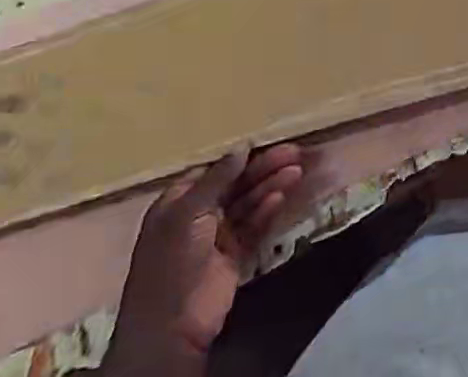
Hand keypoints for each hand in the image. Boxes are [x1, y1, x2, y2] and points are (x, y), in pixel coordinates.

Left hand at [102, 144, 305, 374]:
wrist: (171, 327)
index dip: (240, 156)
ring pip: (249, 203)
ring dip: (271, 186)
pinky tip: (281, 197)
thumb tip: (243, 145)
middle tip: (293, 152)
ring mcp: (217, 235)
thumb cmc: (172, 261)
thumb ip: (218, 178)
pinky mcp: (235, 255)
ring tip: (296, 171)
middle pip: (236, 184)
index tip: (267, 141)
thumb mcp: (189, 212)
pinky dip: (267, 211)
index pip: (214, 170)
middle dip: (263, 168)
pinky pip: (254, 226)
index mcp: (179, 201)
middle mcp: (198, 214)